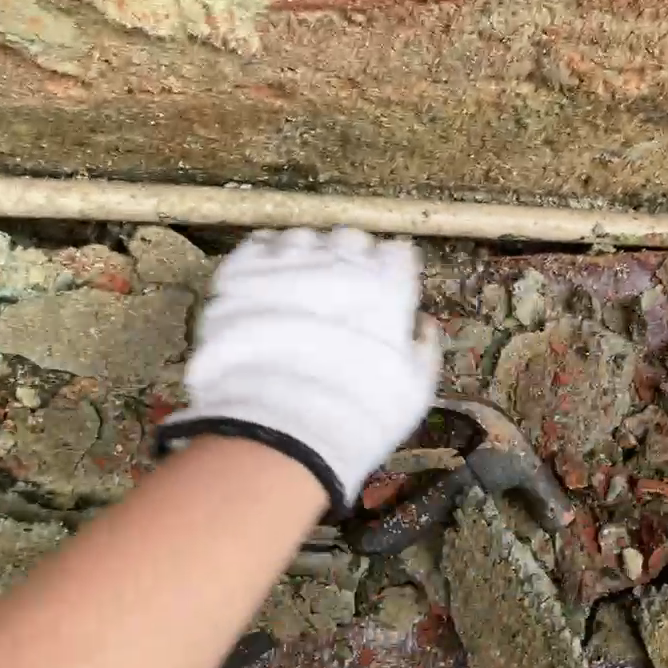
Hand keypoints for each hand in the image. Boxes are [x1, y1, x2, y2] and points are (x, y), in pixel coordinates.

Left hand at [159, 228, 439, 515]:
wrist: (284, 428)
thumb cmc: (362, 413)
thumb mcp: (415, 391)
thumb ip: (424, 349)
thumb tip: (423, 322)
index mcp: (390, 284)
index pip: (398, 253)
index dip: (392, 272)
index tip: (386, 293)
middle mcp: (342, 261)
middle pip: (351, 238)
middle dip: (350, 259)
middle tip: (342, 293)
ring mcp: (290, 262)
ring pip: (304, 238)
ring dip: (307, 257)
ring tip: (299, 290)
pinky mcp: (242, 272)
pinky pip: (259, 246)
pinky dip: (266, 258)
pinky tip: (266, 284)